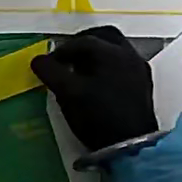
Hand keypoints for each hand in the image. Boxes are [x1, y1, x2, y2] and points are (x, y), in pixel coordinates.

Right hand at [30, 25, 157, 149]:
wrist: (130, 145)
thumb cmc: (97, 116)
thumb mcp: (68, 93)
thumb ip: (50, 72)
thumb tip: (38, 60)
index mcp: (111, 53)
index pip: (82, 42)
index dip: (61, 50)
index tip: (48, 64)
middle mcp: (129, 55)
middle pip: (104, 36)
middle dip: (82, 43)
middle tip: (66, 56)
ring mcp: (139, 69)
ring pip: (115, 49)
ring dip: (95, 54)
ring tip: (78, 70)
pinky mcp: (143, 84)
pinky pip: (122, 64)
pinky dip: (106, 65)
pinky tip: (95, 82)